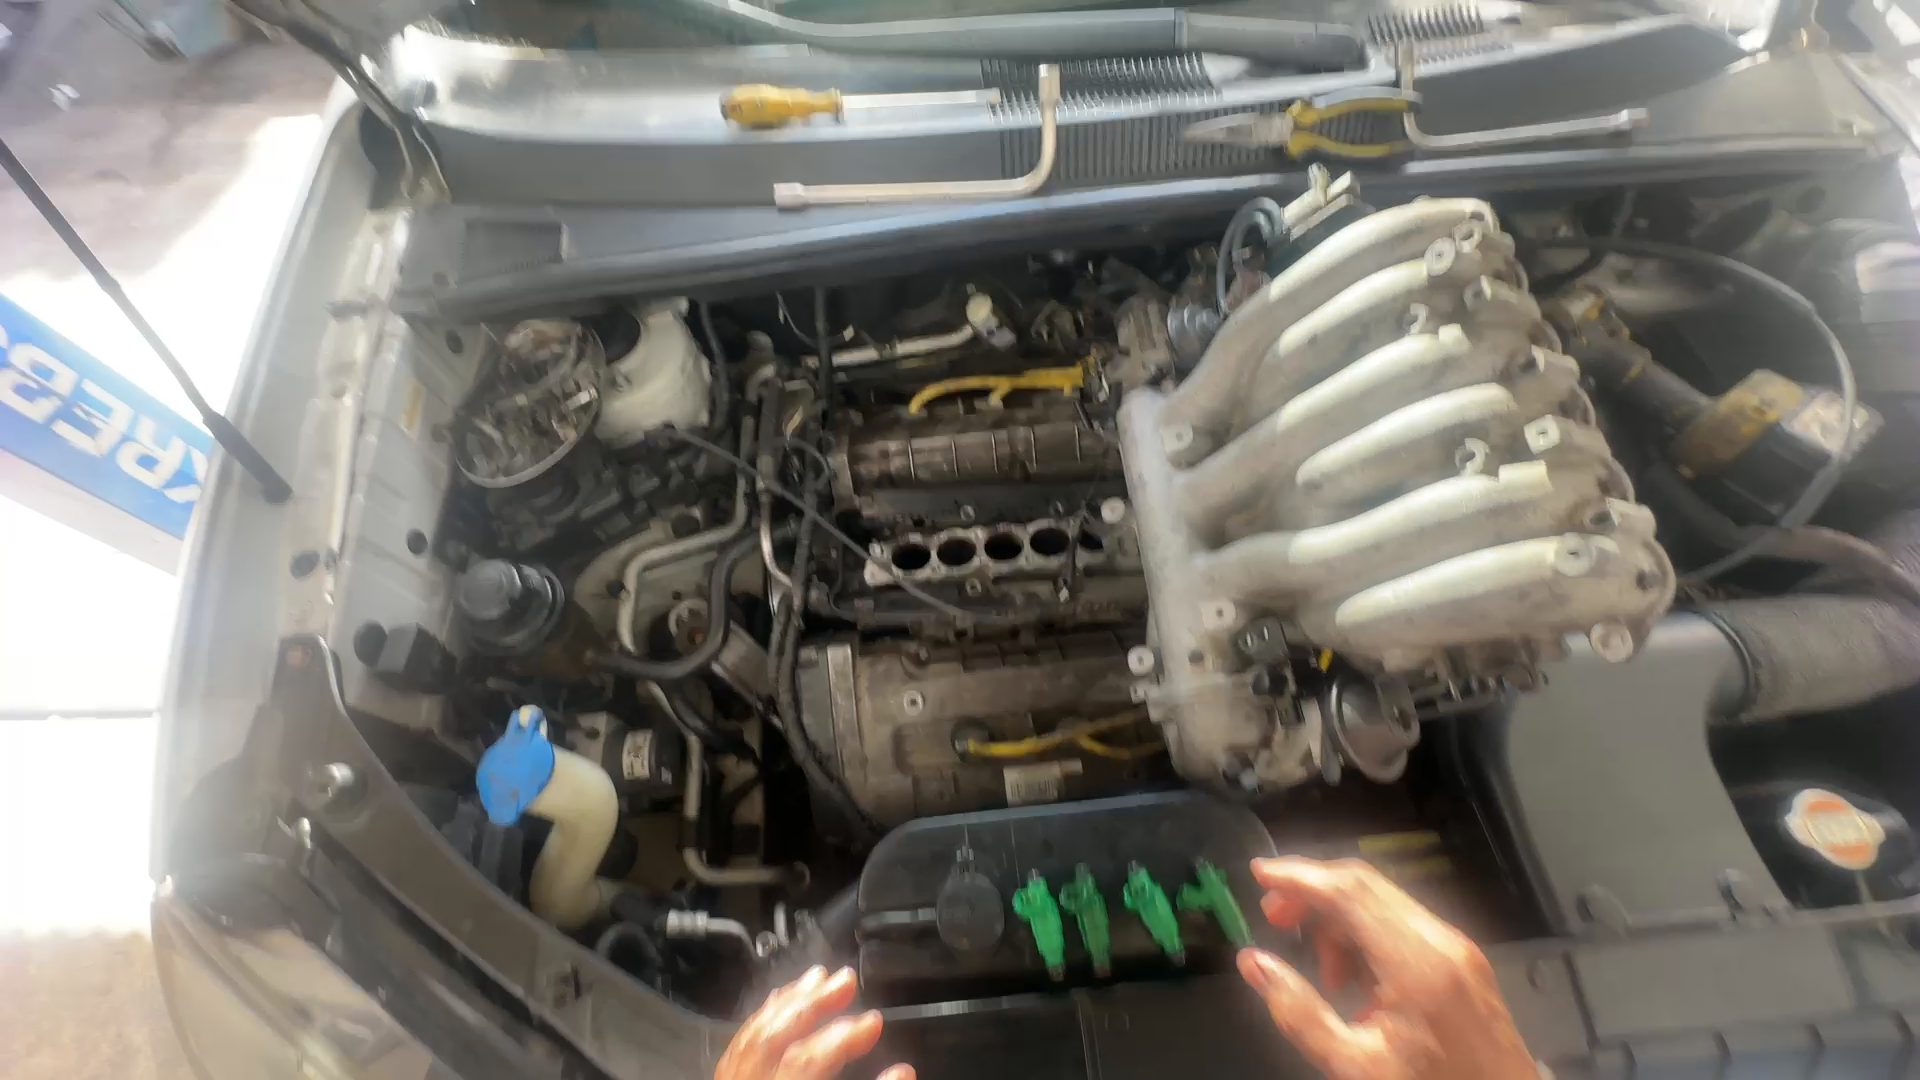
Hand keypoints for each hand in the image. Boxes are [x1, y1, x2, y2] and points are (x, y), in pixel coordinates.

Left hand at [717, 966, 913, 1079]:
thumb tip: (904, 1071)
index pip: (804, 1064)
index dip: (842, 1040)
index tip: (878, 1021)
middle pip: (774, 1039)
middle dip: (813, 1004)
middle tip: (849, 979)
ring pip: (754, 1034)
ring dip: (791, 1000)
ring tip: (821, 976)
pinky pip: (741, 1043)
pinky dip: (767, 1015)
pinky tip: (786, 998)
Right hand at [1237, 857, 1536, 1079]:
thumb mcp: (1357, 1068)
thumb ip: (1299, 1013)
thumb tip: (1252, 961)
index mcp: (1417, 964)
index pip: (1347, 891)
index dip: (1297, 875)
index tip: (1258, 875)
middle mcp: (1440, 941)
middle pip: (1361, 883)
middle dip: (1309, 889)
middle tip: (1274, 917)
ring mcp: (1456, 947)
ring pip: (1378, 898)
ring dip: (1335, 914)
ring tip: (1320, 967)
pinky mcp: (1462, 959)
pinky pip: (1399, 921)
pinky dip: (1362, 931)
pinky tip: (1353, 976)